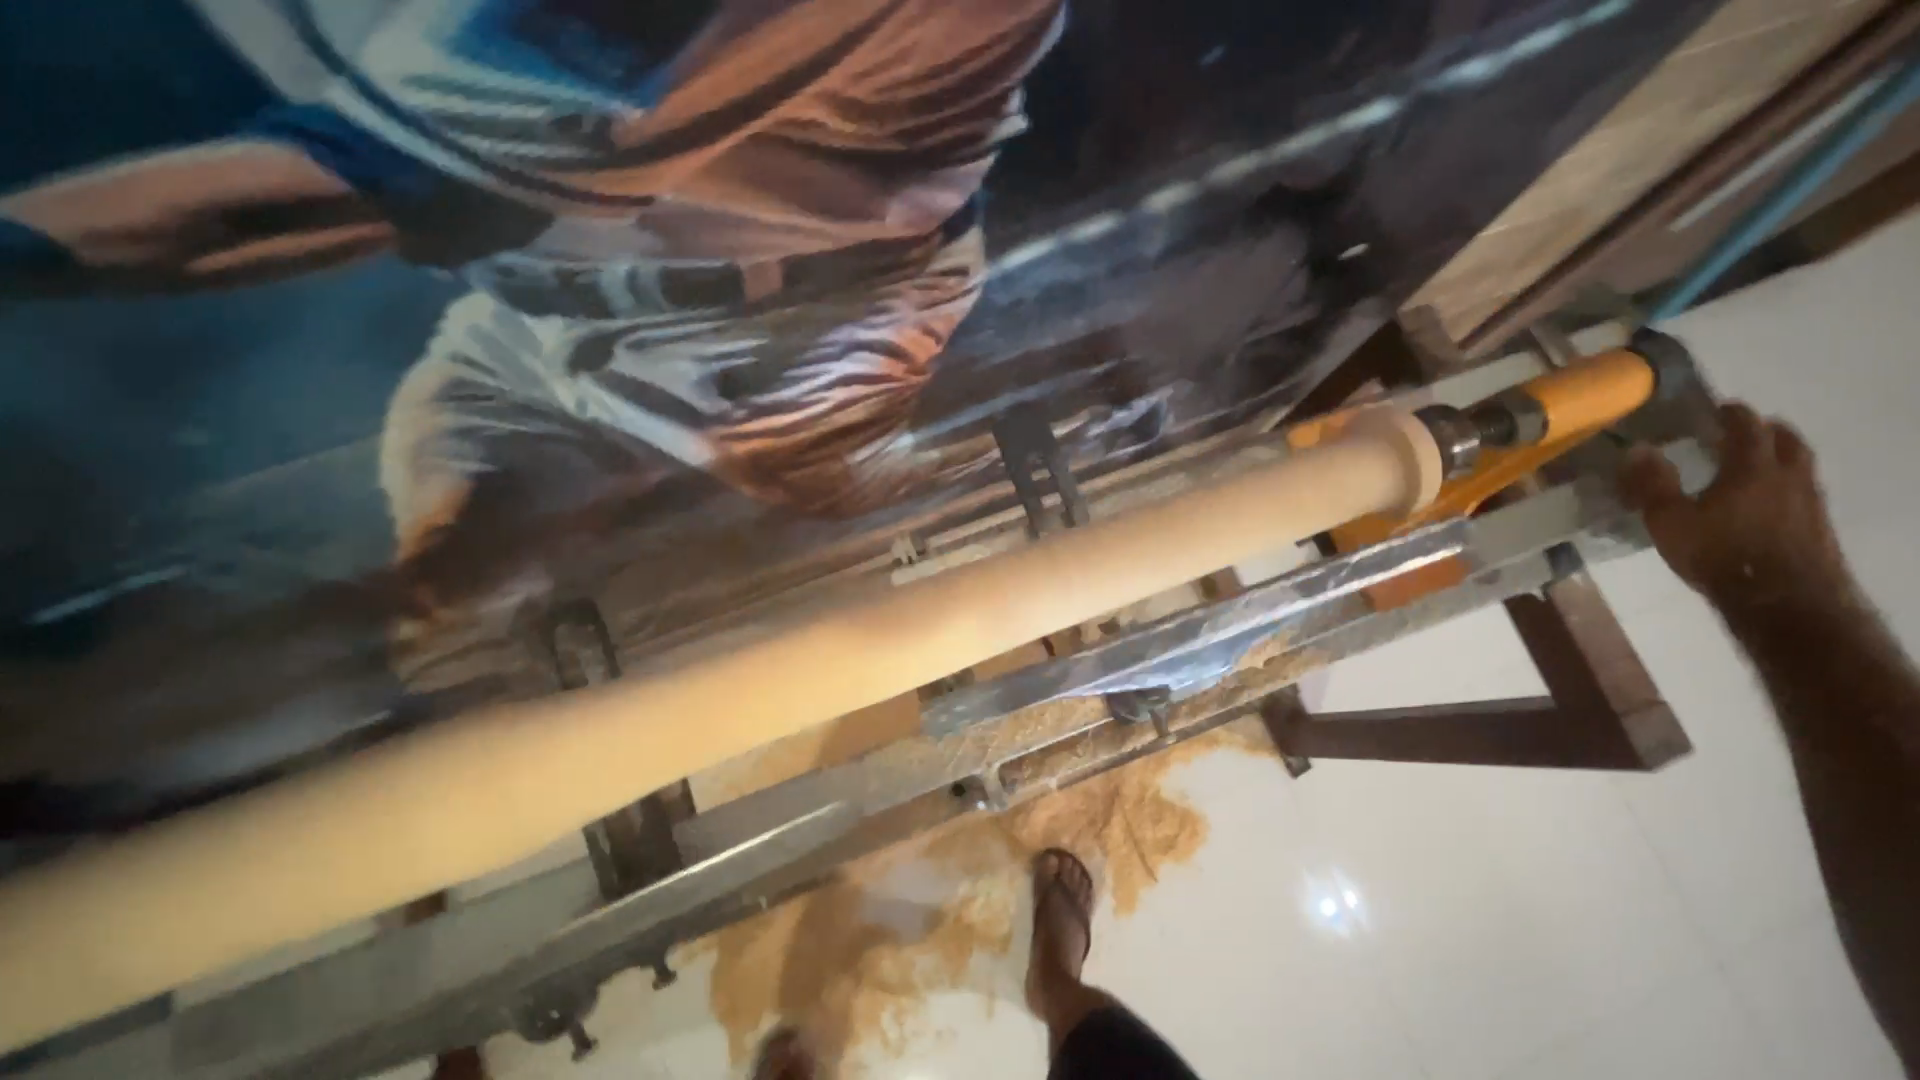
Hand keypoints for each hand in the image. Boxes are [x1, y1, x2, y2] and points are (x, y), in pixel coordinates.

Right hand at [1620, 402, 1852, 612]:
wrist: (1782, 600)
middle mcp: (1788, 476)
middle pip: (1787, 440)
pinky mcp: (1819, 526)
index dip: (1732, 414)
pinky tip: (1771, 501)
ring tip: (1759, 463)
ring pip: (1801, 465)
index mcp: (1751, 468)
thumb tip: (1636, 448)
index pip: (1747, 427)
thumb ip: (1652, 484)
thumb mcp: (1669, 521)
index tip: (1719, 408)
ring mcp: (1810, 501)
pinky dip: (1788, 484)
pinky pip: (1805, 491)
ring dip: (1782, 456)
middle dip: (1767, 430)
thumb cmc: (1719, 554)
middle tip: (1746, 430)